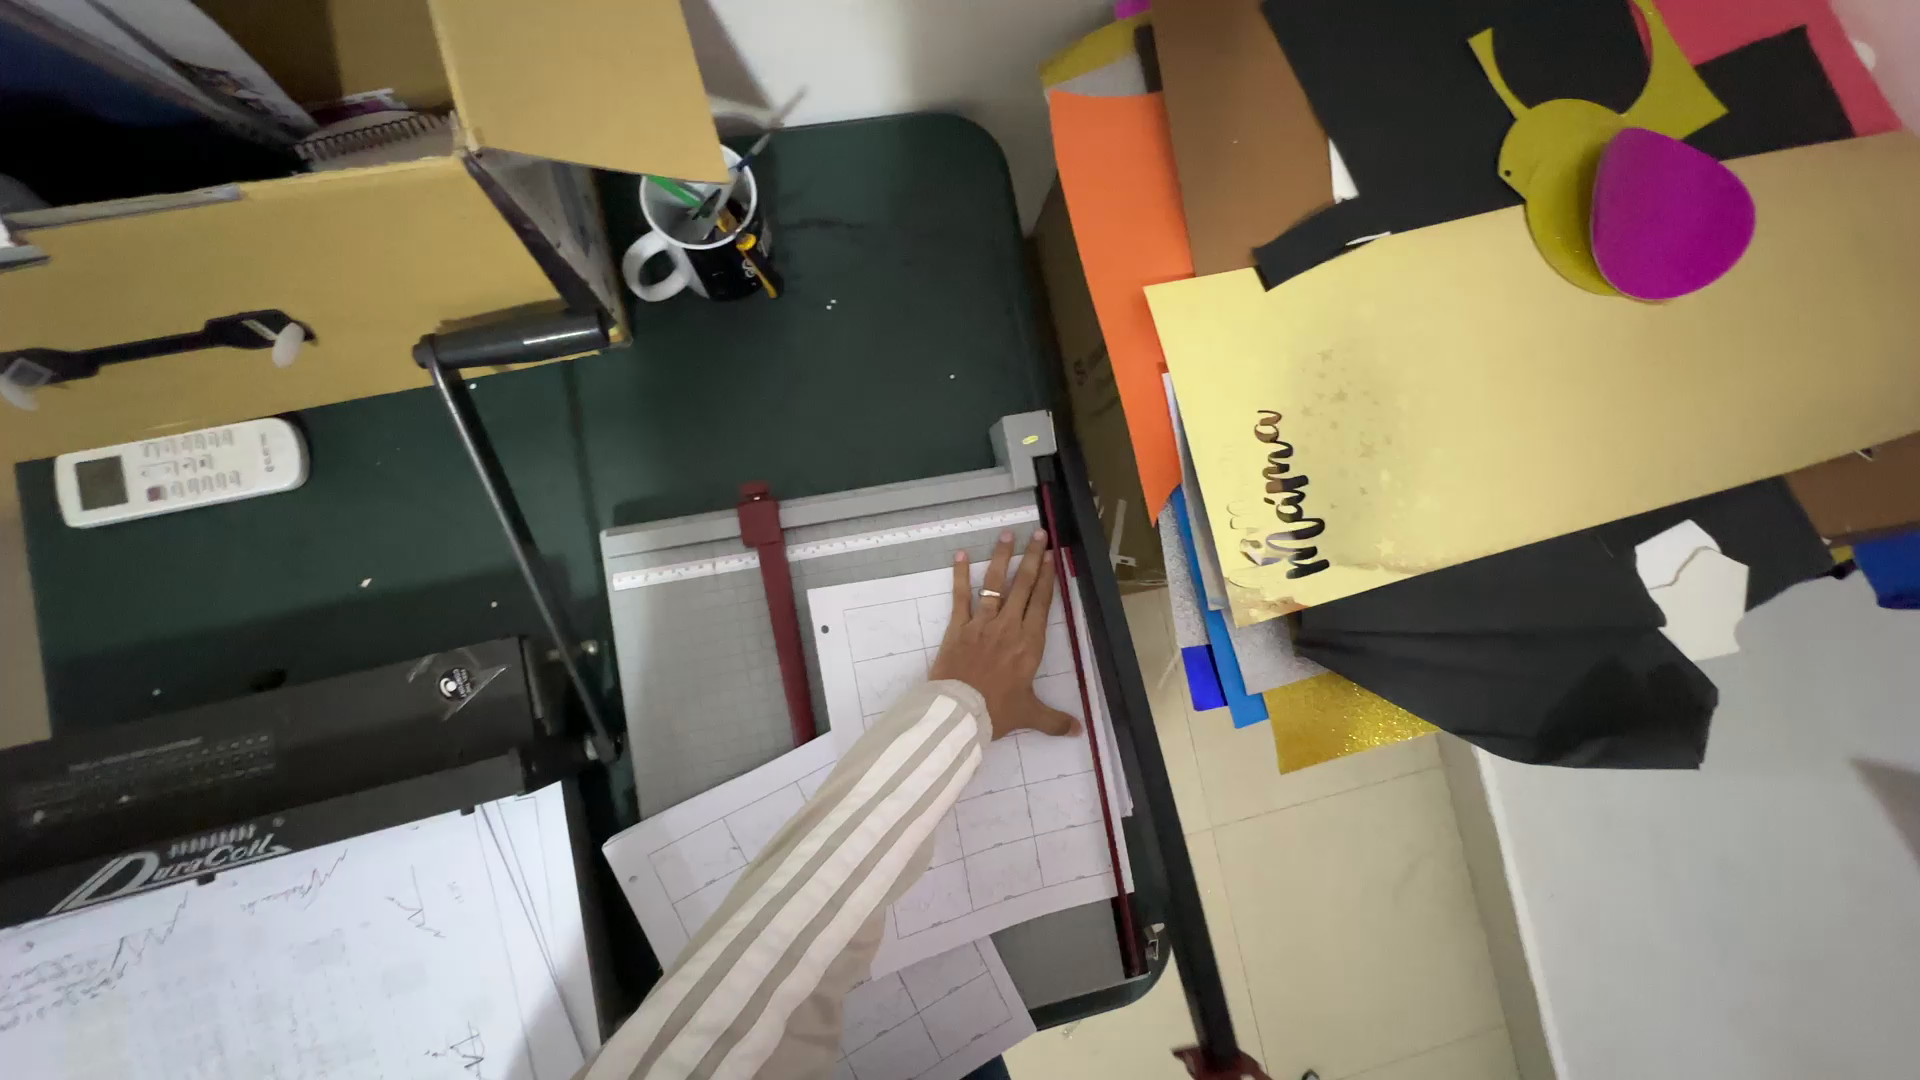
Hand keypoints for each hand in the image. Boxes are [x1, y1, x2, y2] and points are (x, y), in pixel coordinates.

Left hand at [929, 529, 1082, 740]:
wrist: (958, 711)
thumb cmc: (997, 711)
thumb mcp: (1029, 715)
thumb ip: (1054, 720)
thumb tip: (1079, 730)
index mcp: (1029, 643)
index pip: (1041, 602)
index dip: (1048, 578)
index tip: (1052, 556)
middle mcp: (1008, 626)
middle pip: (1022, 585)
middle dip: (1032, 557)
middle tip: (1039, 534)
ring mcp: (982, 623)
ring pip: (993, 583)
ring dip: (1001, 557)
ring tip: (1007, 534)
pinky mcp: (958, 627)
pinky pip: (960, 596)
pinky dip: (959, 574)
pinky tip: (960, 554)